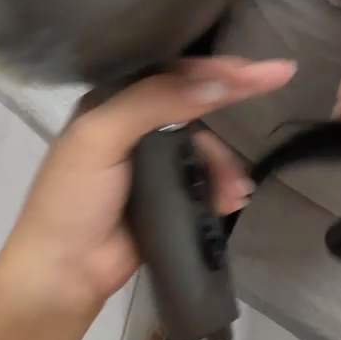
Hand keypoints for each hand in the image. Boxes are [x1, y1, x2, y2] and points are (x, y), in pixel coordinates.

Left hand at [0, 57, 295, 312]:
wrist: (65, 271)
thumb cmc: (72, 199)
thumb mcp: (102, 137)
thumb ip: (155, 103)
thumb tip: (218, 83)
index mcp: (112, 102)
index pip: (170, 73)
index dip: (214, 68)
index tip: (259, 69)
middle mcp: (133, 126)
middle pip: (195, 105)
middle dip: (229, 108)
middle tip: (274, 87)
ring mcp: (152, 164)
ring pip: (204, 147)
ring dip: (226, 163)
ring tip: (236, 189)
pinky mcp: (167, 198)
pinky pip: (205, 181)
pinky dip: (222, 188)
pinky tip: (232, 201)